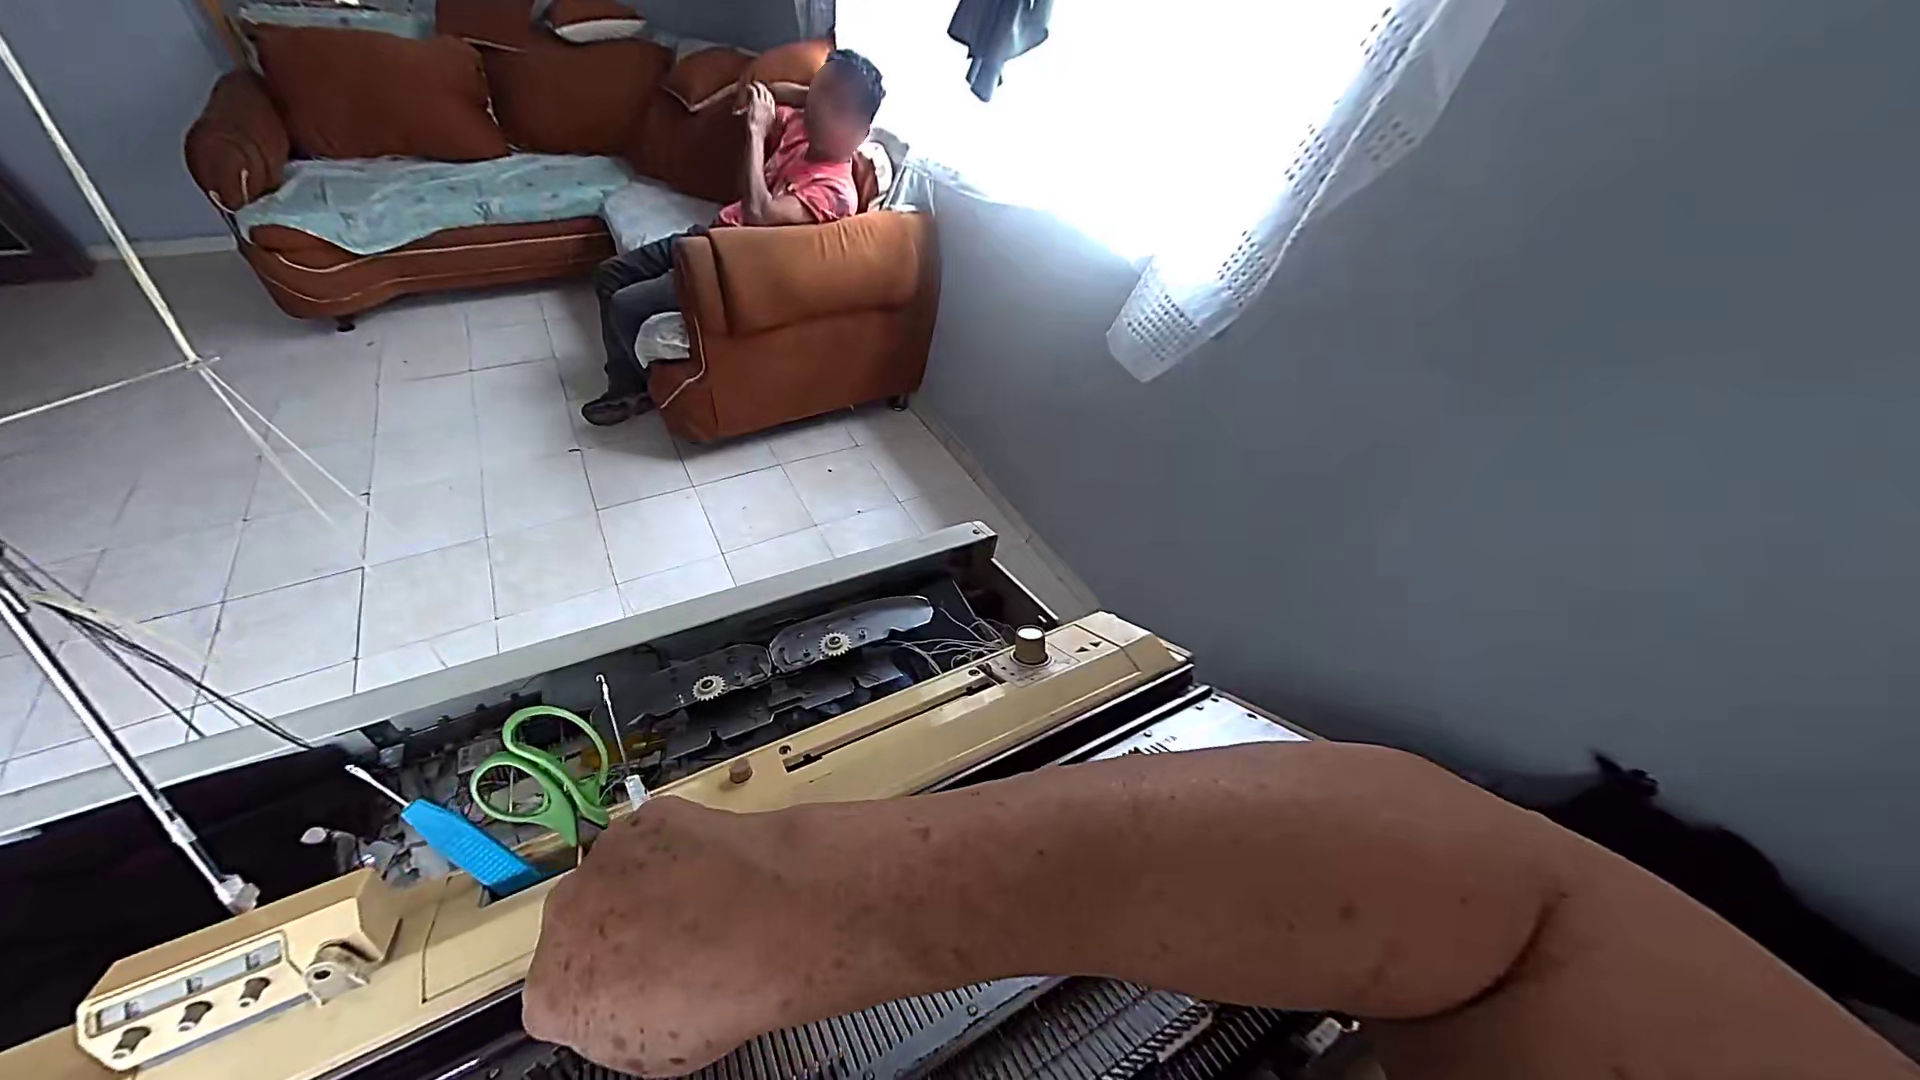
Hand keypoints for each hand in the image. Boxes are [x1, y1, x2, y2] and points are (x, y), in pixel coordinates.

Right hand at [521, 798, 918, 1075]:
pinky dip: (678, 844)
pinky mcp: (651, 815)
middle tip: (672, 939)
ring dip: (647, 882)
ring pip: (618, 873)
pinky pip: (656, 834)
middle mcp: (565, 916)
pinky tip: (712, 864)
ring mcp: (606, 856)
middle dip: (617, 928)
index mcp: (550, 993)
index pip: (560, 993)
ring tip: (702, 899)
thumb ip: (615, 1017)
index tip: (636, 984)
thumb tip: (630, 1000)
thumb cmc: (719, 990)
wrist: (768, 918)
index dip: (604, 988)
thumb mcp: (653, 1048)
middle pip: (582, 923)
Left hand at [743, 81, 775, 137]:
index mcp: (772, 115)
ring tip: (750, 85)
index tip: (762, 93)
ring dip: (755, 85)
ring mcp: (762, 104)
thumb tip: (771, 125)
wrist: (754, 136)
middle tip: (755, 85)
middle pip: (767, 92)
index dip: (767, 94)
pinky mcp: (755, 102)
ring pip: (761, 89)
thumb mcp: (766, 133)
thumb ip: (769, 126)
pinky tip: (746, 88)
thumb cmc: (758, 137)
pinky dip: (749, 87)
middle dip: (762, 87)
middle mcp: (769, 108)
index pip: (771, 100)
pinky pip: (753, 90)